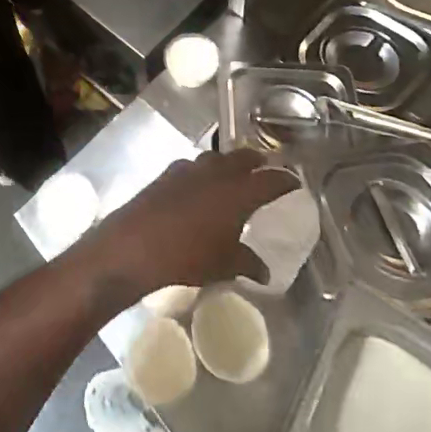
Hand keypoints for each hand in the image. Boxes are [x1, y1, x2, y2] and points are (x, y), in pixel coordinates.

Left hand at [79, 150, 298, 294]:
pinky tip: (198, 184)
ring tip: (232, 173)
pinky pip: (191, 167)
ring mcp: (187, 169)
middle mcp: (215, 173)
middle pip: (242, 158)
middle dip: (256, 161)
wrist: (136, 243)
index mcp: (239, 192)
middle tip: (264, 167)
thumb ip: (248, 263)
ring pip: (214, 158)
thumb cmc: (188, 255)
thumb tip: (264, 272)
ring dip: (226, 163)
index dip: (285, 180)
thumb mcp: (224, 264)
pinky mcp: (165, 174)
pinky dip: (201, 172)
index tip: (294, 182)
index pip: (271, 180)